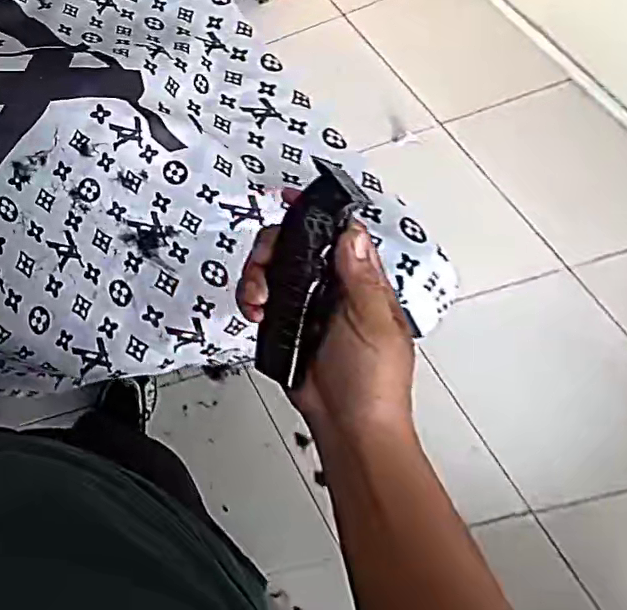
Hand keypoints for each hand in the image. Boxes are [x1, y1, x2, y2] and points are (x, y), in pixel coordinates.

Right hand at [238, 206, 414, 435]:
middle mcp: (331, 285)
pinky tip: (256, 312)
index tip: (289, 198)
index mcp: (359, 280)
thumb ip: (362, 278)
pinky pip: (260, 294)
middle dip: (271, 247)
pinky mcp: (285, 319)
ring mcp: (306, 302)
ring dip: (256, 275)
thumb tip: (351, 233)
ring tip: (259, 300)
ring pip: (272, 266)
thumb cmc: (375, 384)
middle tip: (264, 264)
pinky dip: (251, 297)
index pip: (337, 231)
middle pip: (293, 243)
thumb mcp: (374, 325)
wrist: (347, 427)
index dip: (314, 211)